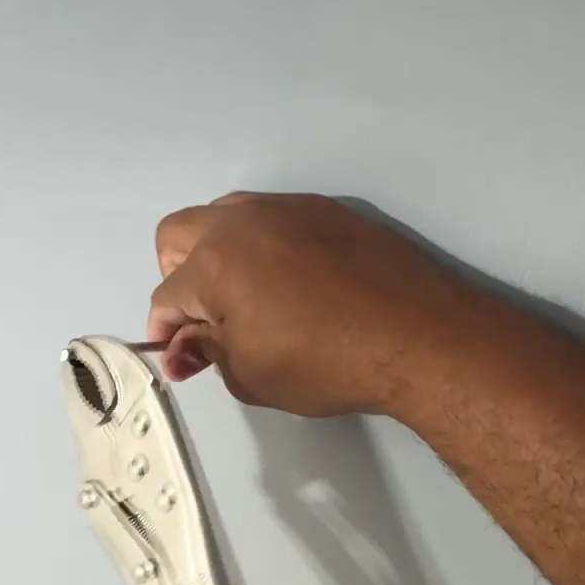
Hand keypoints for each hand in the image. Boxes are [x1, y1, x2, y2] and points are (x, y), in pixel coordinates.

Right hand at [148, 193, 465, 416]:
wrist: (420, 337)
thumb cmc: (327, 364)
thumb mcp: (249, 375)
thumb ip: (206, 352)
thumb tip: (185, 346)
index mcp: (215, 263)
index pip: (165, 296)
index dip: (164, 332)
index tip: (179, 356)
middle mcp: (244, 222)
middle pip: (178, 235)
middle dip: (177, 276)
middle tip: (205, 316)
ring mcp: (288, 209)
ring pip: (226, 216)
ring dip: (217, 253)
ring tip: (246, 295)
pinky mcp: (327, 210)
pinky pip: (274, 218)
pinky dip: (264, 246)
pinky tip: (292, 282)